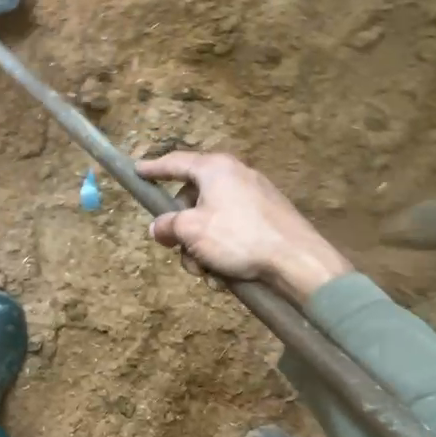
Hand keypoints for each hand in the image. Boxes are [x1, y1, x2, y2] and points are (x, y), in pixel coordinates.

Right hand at [134, 152, 353, 301]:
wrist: (298, 261)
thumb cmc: (238, 237)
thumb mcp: (191, 231)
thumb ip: (167, 225)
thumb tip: (159, 227)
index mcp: (215, 169)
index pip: (174, 163)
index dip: (152, 169)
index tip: (137, 171)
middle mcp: (234, 176)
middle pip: (191, 199)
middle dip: (180, 229)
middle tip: (174, 247)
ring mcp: (253, 197)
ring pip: (209, 220)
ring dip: (199, 247)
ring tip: (205, 270)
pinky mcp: (266, 218)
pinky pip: (230, 231)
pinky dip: (221, 250)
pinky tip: (223, 273)